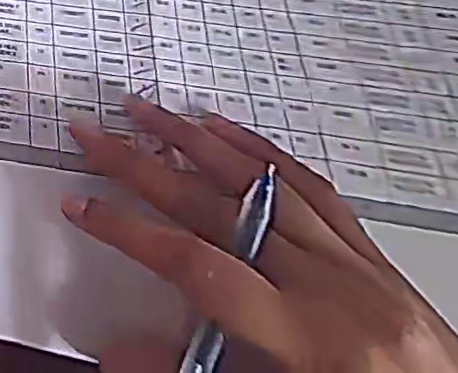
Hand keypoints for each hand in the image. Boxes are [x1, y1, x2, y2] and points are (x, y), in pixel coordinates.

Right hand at [64, 98, 457, 372]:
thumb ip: (197, 372)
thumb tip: (119, 354)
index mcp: (314, 342)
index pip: (197, 266)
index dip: (128, 231)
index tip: (80, 205)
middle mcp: (337, 291)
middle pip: (217, 206)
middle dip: (142, 165)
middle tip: (94, 136)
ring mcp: (361, 267)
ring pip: (261, 179)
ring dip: (192, 138)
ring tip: (145, 111)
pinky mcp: (377, 259)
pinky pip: (312, 188)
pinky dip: (260, 150)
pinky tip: (222, 127)